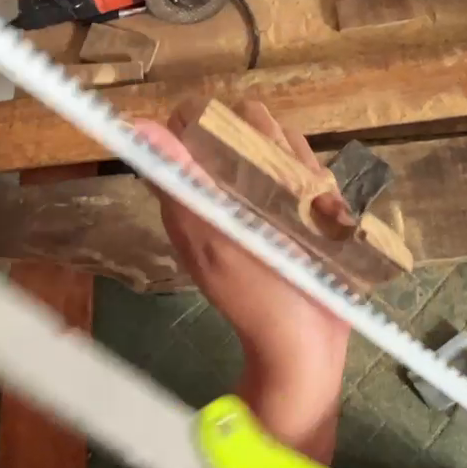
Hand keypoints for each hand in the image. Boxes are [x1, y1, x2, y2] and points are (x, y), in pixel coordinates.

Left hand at [131, 100, 353, 431]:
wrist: (307, 347)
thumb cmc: (257, 295)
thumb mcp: (215, 237)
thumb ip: (181, 180)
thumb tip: (135, 125)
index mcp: (196, 192)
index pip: (192, 126)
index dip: (214, 119)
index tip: (243, 140)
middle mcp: (228, 188)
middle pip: (245, 128)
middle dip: (273, 146)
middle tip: (288, 186)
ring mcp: (265, 198)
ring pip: (282, 147)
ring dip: (304, 170)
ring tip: (315, 210)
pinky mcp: (298, 210)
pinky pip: (311, 175)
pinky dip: (324, 191)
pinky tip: (331, 217)